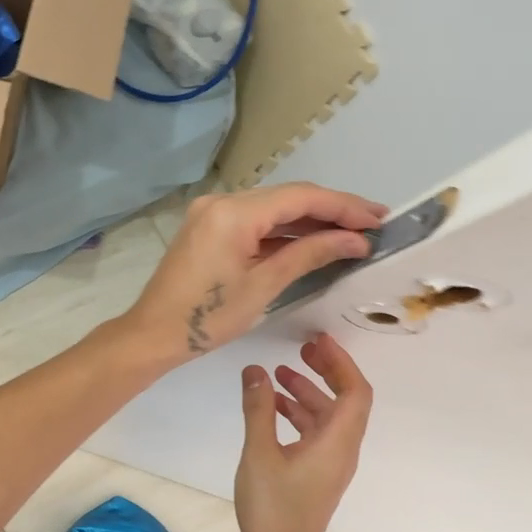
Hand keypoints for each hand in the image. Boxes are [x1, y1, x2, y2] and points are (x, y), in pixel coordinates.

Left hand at [122, 184, 386, 367]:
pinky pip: (253, 222)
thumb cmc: (207, 317)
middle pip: (287, 198)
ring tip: (350, 235)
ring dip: (308, 221)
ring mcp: (210, 213)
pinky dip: (281, 232)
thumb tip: (355, 240)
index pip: (302, 197)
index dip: (344, 206)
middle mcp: (220, 202)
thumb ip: (311, 254)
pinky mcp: (206, 228)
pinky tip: (312, 242)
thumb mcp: (264, 285)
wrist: (153, 334)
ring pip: (271, 209)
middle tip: (372, 225)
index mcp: (233, 212)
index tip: (379, 217)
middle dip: (331, 211)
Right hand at [234, 334, 372, 531]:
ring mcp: (332, 462)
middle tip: (300, 351)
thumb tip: (255, 371)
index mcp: (337, 442)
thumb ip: (258, 409)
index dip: (340, 362)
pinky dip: (300, 413)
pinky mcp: (318, 472)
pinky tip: (272, 409)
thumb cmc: (272, 506)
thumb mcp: (258, 453)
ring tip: (277, 376)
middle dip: (326, 371)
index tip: (317, 342)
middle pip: (347, 400)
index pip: (355, 391)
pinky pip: (317, 432)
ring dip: (309, 392)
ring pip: (329, 417)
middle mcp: (343, 449)